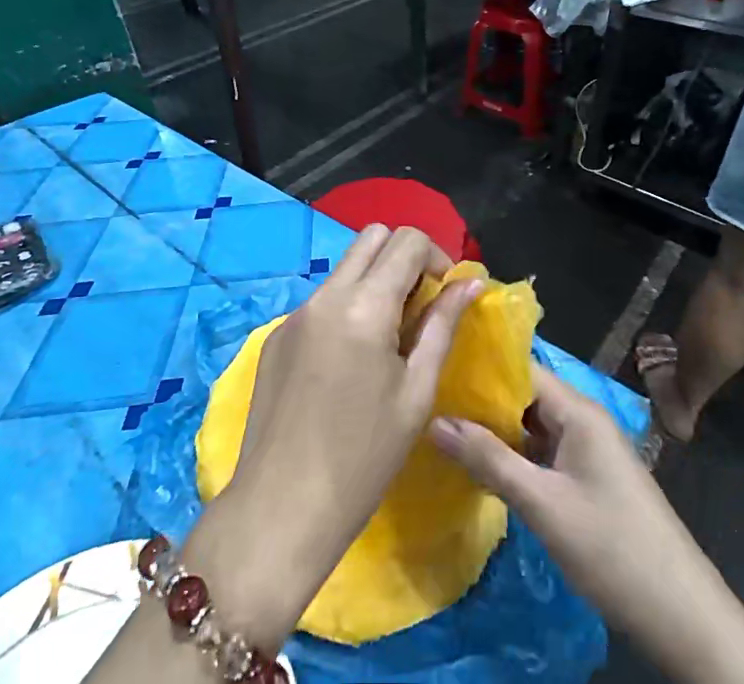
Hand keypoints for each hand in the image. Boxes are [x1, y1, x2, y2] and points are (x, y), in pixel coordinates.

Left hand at [184, 226, 481, 646]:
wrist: (282, 505)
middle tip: (419, 307)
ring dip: (372, 284)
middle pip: (370, 239)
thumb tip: (469, 283)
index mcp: (363, 306)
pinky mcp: (274, 338)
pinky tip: (347, 366)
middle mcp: (324, 296)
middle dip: (402, 258)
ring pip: (343, 270)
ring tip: (387, 341)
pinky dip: (345, 311)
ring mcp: (293, 316)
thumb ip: (441, 326)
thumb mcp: (417, 390)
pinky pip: (319, 303)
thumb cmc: (365, 456)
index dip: (436, 257)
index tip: (445, 295)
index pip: (406, 241)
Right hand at [428, 365, 678, 623]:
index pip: (522, 369)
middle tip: (427, 399)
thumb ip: (488, 459)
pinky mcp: (585, 479)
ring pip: (530, 426)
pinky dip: (510, 455)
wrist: (680, 613)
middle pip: (524, 396)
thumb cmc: (611, 547)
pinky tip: (476, 464)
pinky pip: (540, 453)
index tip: (435, 366)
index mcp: (579, 413)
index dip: (480, 367)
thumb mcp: (542, 502)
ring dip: (492, 429)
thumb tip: (434, 420)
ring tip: (439, 426)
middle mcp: (583, 422)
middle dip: (479, 399)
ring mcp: (586, 452)